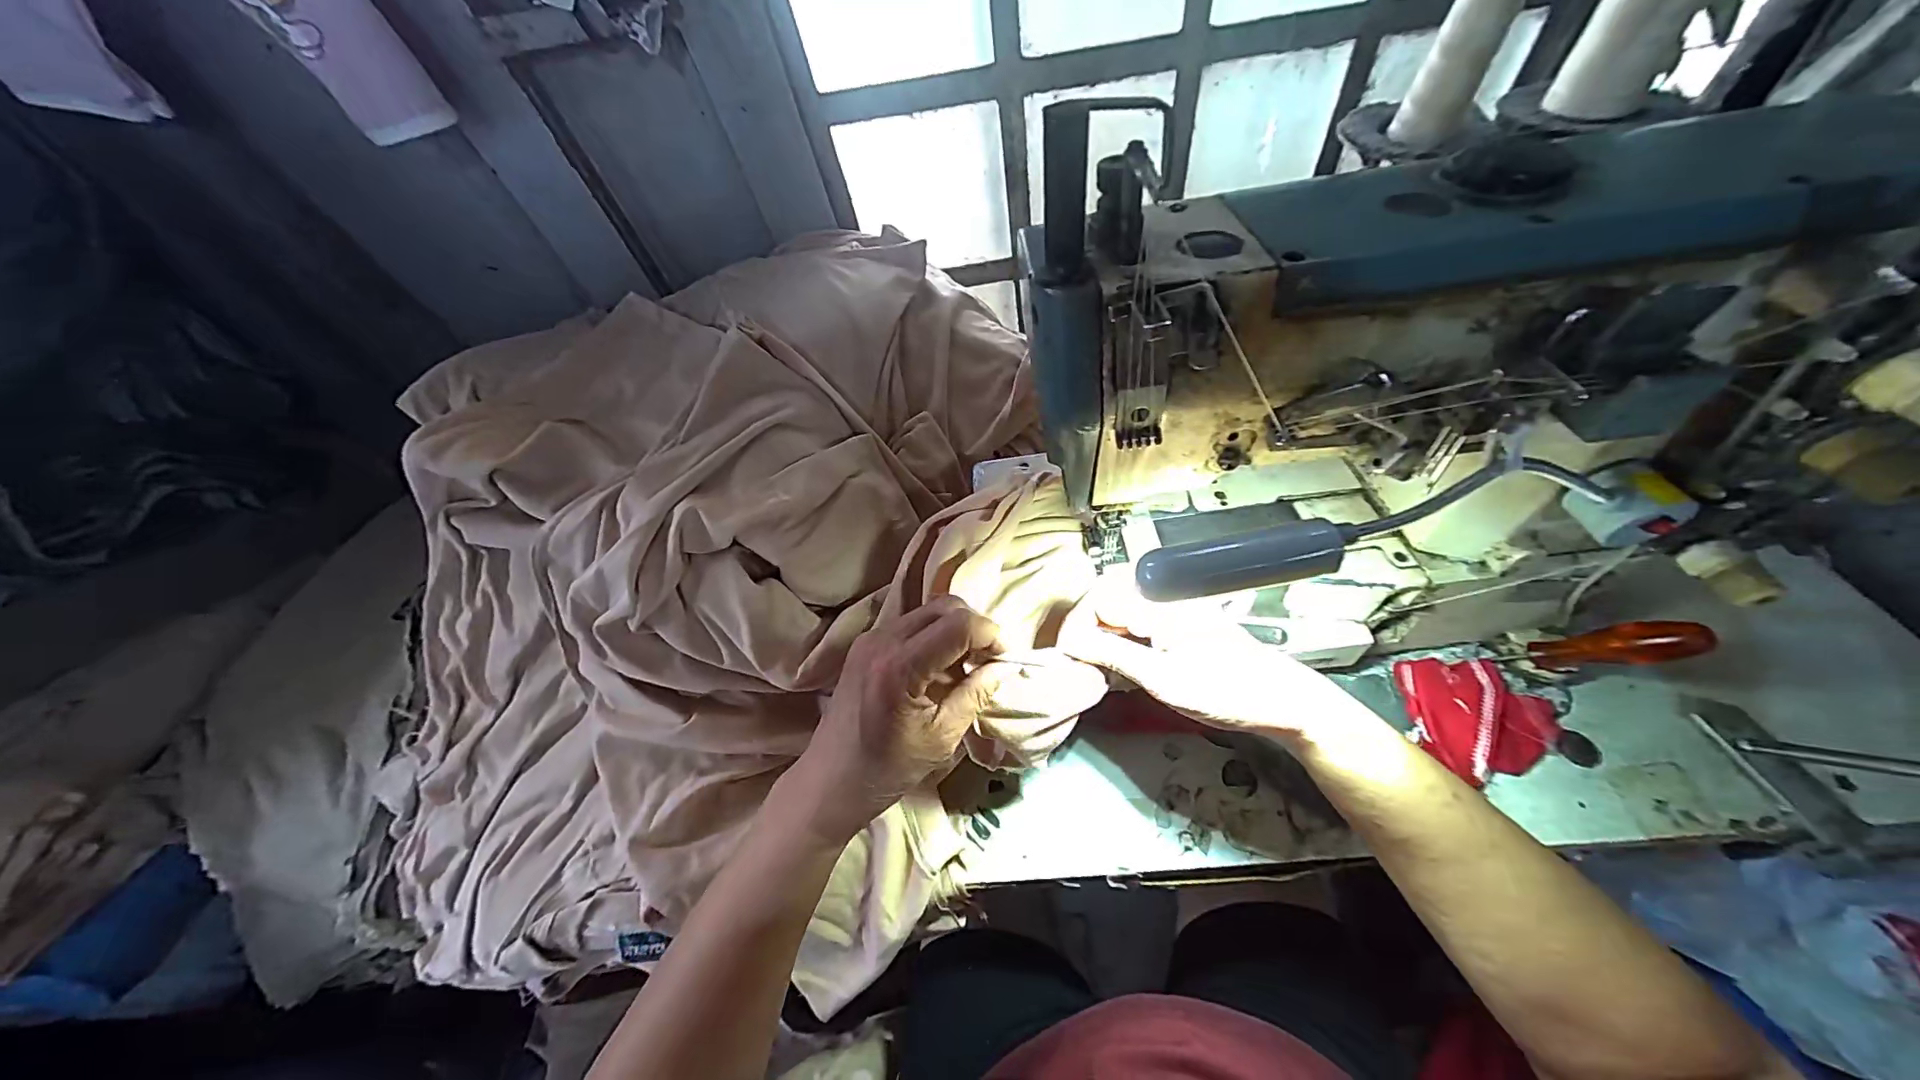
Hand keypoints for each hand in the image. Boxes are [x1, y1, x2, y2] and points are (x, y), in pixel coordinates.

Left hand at [784, 597, 1005, 844]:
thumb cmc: (886, 769)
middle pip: (945, 607)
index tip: (1003, 660)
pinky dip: (934, 637)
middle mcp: (882, 640)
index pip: (958, 624)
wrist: (830, 781)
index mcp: (900, 666)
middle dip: (974, 628)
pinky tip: (938, 671)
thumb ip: (974, 695)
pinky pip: (911, 625)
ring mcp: (870, 638)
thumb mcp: (941, 738)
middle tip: (986, 663)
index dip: (990, 636)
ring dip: (954, 631)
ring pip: (928, 612)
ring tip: (964, 669)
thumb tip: (1003, 667)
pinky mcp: (865, 644)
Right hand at [1057, 578, 1370, 742]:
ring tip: (1098, 666)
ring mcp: (1176, 610)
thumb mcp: (1163, 679)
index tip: (1067, 653)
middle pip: (1109, 596)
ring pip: (1123, 610)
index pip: (1100, 596)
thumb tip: (1071, 644)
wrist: (1286, 703)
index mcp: (1162, 601)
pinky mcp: (1182, 625)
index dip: (1078, 624)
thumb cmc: (1231, 691)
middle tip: (1079, 659)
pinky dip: (1124, 642)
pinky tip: (1123, 667)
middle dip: (1088, 626)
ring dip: (1104, 635)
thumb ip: (1113, 655)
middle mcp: (1168, 597)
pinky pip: (1140, 623)